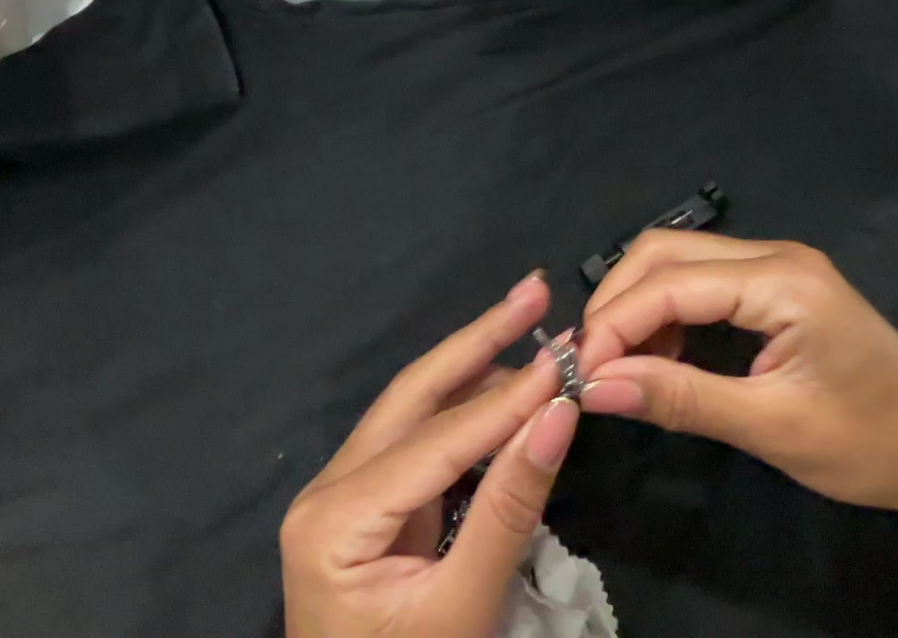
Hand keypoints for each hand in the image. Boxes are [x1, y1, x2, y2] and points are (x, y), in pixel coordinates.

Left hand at [281, 272, 581, 637]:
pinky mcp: (371, 502)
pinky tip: (507, 381)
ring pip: (417, 407)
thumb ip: (510, 508)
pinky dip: (471, 407)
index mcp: (336, 518)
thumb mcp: (463, 608)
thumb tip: (559, 414)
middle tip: (534, 290)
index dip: (508, 397)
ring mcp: (347, 491)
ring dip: (478, 363)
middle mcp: (331, 487)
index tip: (566, 355)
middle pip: (415, 395)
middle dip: (479, 338)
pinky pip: (424, 438)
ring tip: (532, 324)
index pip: (438, 438)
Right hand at [576, 231, 897, 523]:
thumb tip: (594, 387)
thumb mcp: (772, 428)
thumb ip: (680, 398)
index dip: (614, 323)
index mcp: (780, 281)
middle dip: (617, 303)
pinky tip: (661, 356)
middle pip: (663, 253)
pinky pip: (702, 281)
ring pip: (678, 262)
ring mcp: (777, 264)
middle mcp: (774, 254)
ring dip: (638, 306)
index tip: (579, 373)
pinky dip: (668, 313)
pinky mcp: (777, 284)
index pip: (668, 283)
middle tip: (593, 365)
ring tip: (620, 365)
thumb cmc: (874, 445)